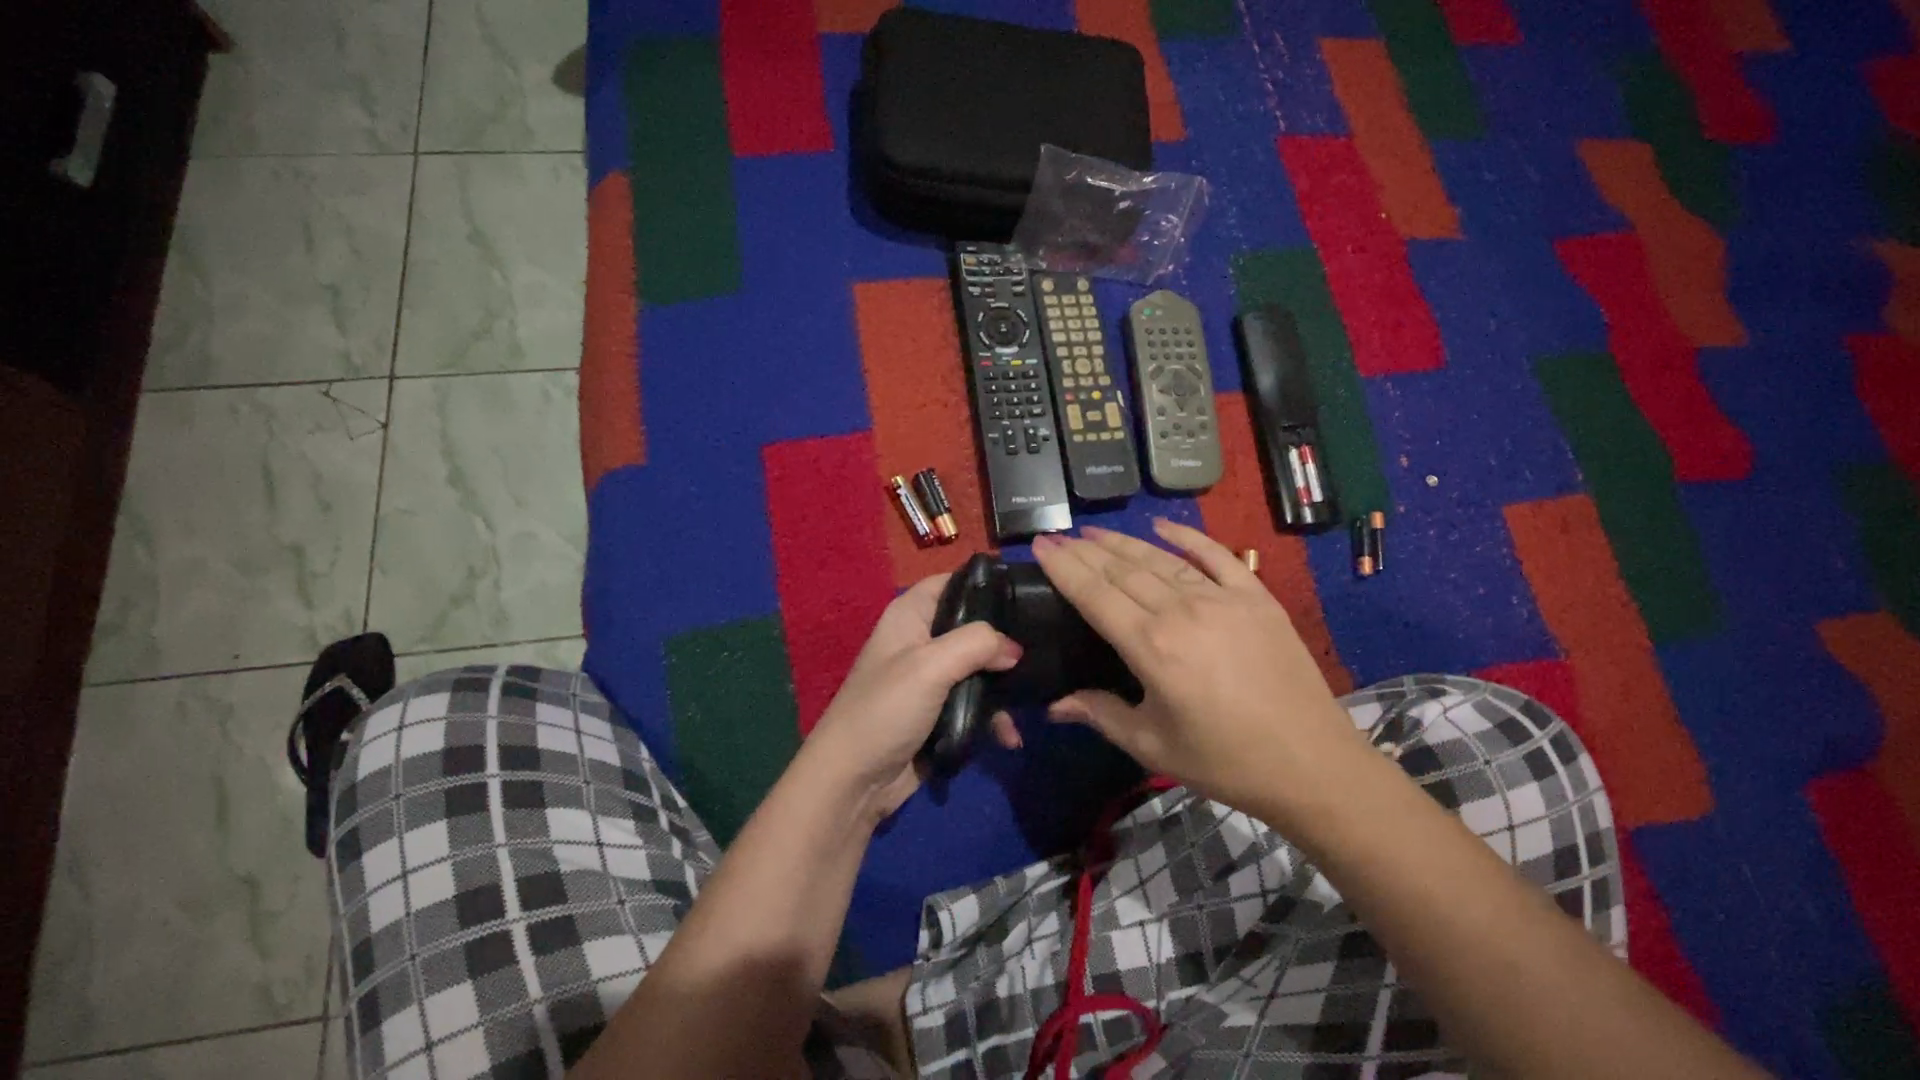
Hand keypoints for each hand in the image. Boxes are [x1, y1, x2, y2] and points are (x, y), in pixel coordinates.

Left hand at [798, 574, 1023, 821]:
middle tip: (1044, 652)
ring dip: (1004, 689)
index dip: (986, 584)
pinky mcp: (941, 714)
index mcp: (910, 616)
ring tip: (1029, 706)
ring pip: (981, 670)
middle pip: (974, 628)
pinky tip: (1010, 736)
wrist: (854, 781)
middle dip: (1005, 643)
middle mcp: (922, 640)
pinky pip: (977, 705)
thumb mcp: (930, 666)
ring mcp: (931, 680)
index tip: (1027, 593)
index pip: (952, 582)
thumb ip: (977, 644)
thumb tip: (1014, 649)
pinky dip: (994, 718)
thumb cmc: (885, 710)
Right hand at [1030, 520, 1366, 811]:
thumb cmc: (1225, 762)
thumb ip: (1101, 714)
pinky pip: (1217, 556)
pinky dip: (1188, 537)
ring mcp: (1224, 599)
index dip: (1065, 568)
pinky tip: (1162, 526)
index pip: (1096, 594)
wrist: (1311, 763)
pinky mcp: (1257, 598)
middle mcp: (1183, 611)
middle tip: (1057, 536)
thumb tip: (1055, 704)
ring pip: (1162, 559)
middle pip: (1123, 570)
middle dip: (1085, 551)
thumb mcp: (1153, 746)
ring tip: (1092, 531)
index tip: (1041, 546)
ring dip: (1123, 542)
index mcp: (1152, 647)